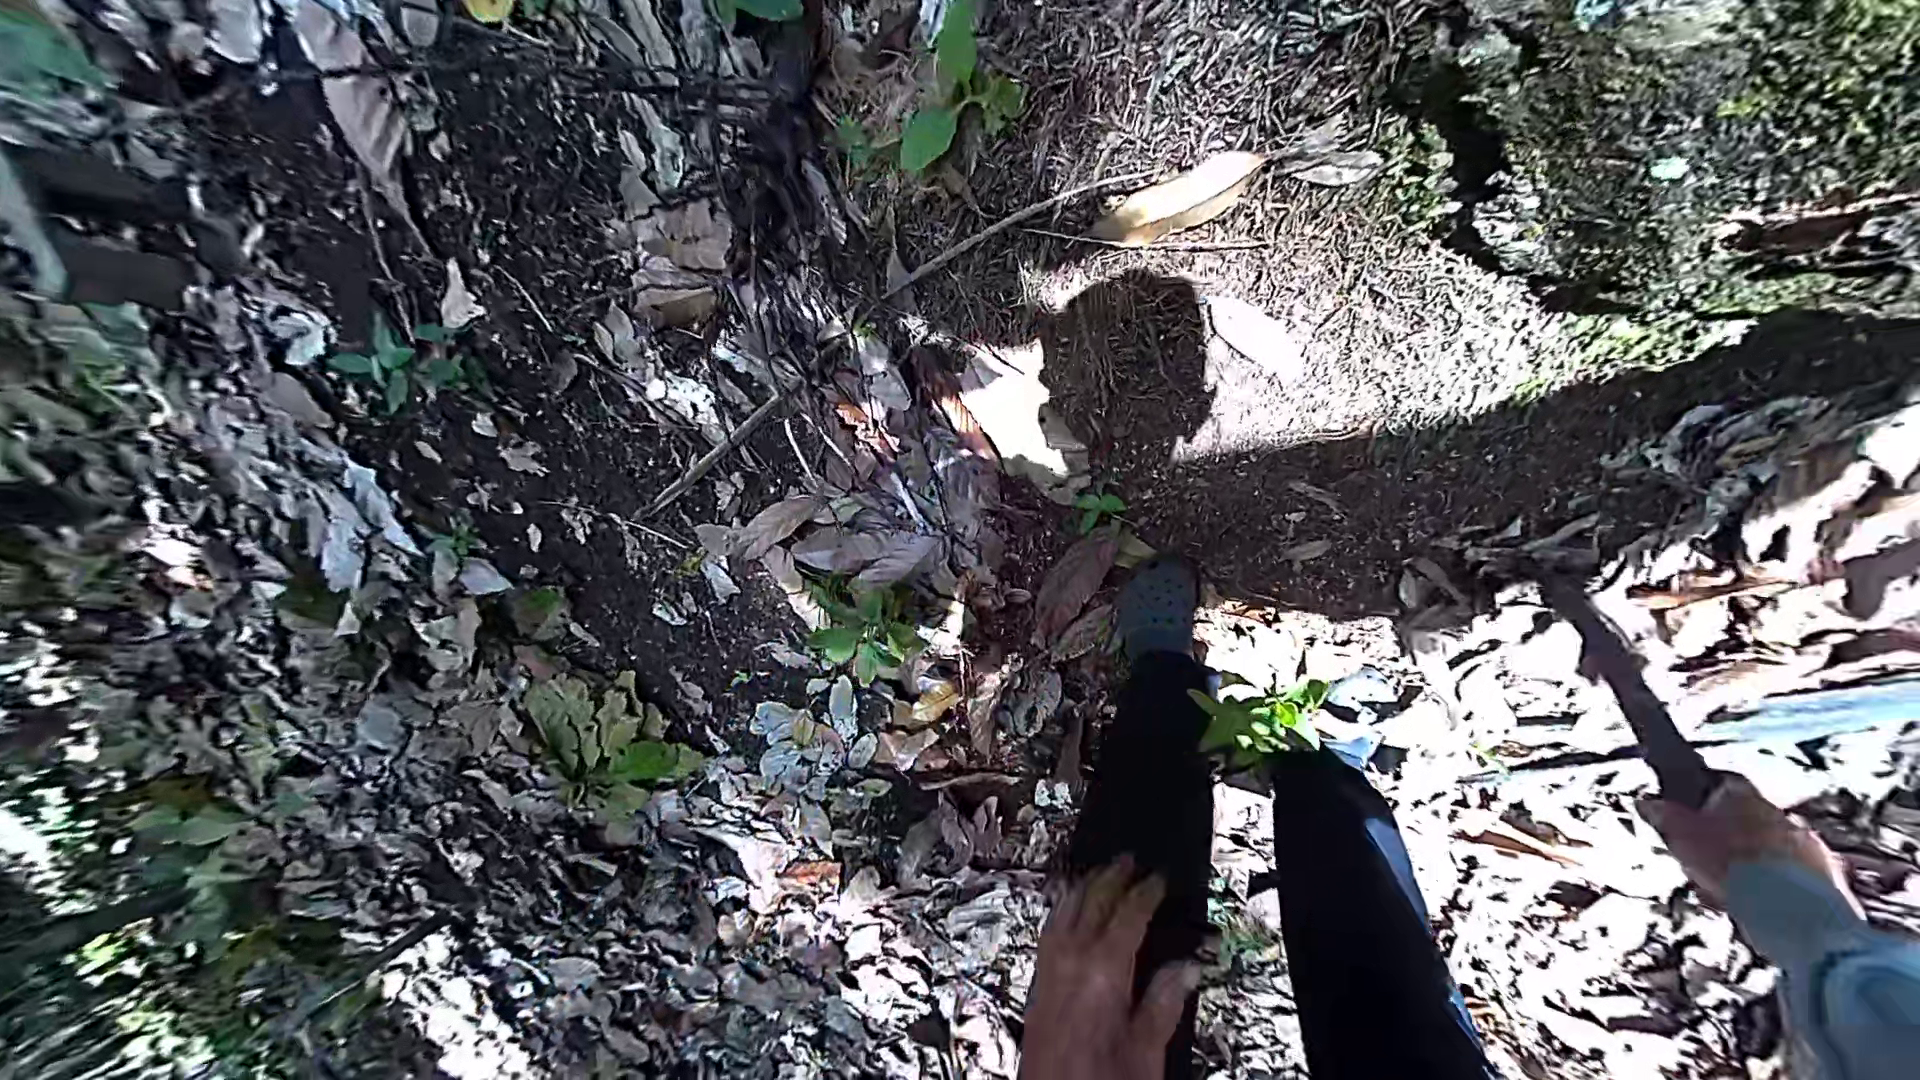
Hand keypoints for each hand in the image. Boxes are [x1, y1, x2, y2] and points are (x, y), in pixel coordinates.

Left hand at [1019, 856, 1200, 1079]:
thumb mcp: (1147, 1053)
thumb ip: (1165, 1003)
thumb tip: (1188, 966)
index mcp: (1104, 968)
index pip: (1129, 913)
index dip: (1146, 891)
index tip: (1160, 876)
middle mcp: (1073, 954)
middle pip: (1094, 898)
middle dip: (1114, 874)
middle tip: (1132, 859)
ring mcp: (1051, 962)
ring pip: (1068, 903)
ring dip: (1088, 882)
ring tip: (1104, 870)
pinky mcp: (1039, 974)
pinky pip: (1052, 921)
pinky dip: (1066, 902)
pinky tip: (1071, 901)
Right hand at [1638, 775, 1858, 912]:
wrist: (1795, 916)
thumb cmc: (1726, 863)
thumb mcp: (1677, 834)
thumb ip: (1661, 814)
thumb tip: (1647, 802)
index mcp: (1747, 798)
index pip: (1725, 780)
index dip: (1704, 789)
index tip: (1688, 803)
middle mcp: (1785, 817)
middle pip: (1751, 815)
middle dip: (1730, 829)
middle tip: (1704, 846)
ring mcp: (1815, 851)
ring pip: (1773, 845)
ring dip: (1751, 856)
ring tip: (1725, 878)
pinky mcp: (1833, 883)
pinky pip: (1794, 873)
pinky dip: (1773, 881)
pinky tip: (1751, 897)